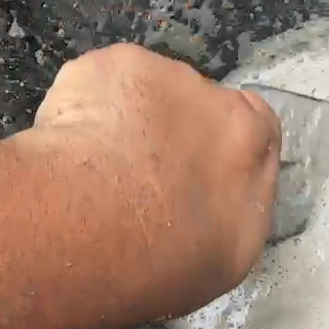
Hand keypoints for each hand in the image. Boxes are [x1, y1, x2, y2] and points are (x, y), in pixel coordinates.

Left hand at [24, 43, 280, 319]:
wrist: (103, 233)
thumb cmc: (169, 262)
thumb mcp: (229, 257)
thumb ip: (236, 208)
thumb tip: (221, 199)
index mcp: (254, 149)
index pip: (255, 128)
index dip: (222, 145)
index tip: (196, 170)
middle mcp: (222, 105)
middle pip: (199, 106)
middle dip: (173, 132)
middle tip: (141, 175)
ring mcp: (168, 78)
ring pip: (148, 92)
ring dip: (128, 118)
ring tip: (98, 168)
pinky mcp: (117, 66)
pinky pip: (102, 83)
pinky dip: (86, 106)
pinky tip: (73, 146)